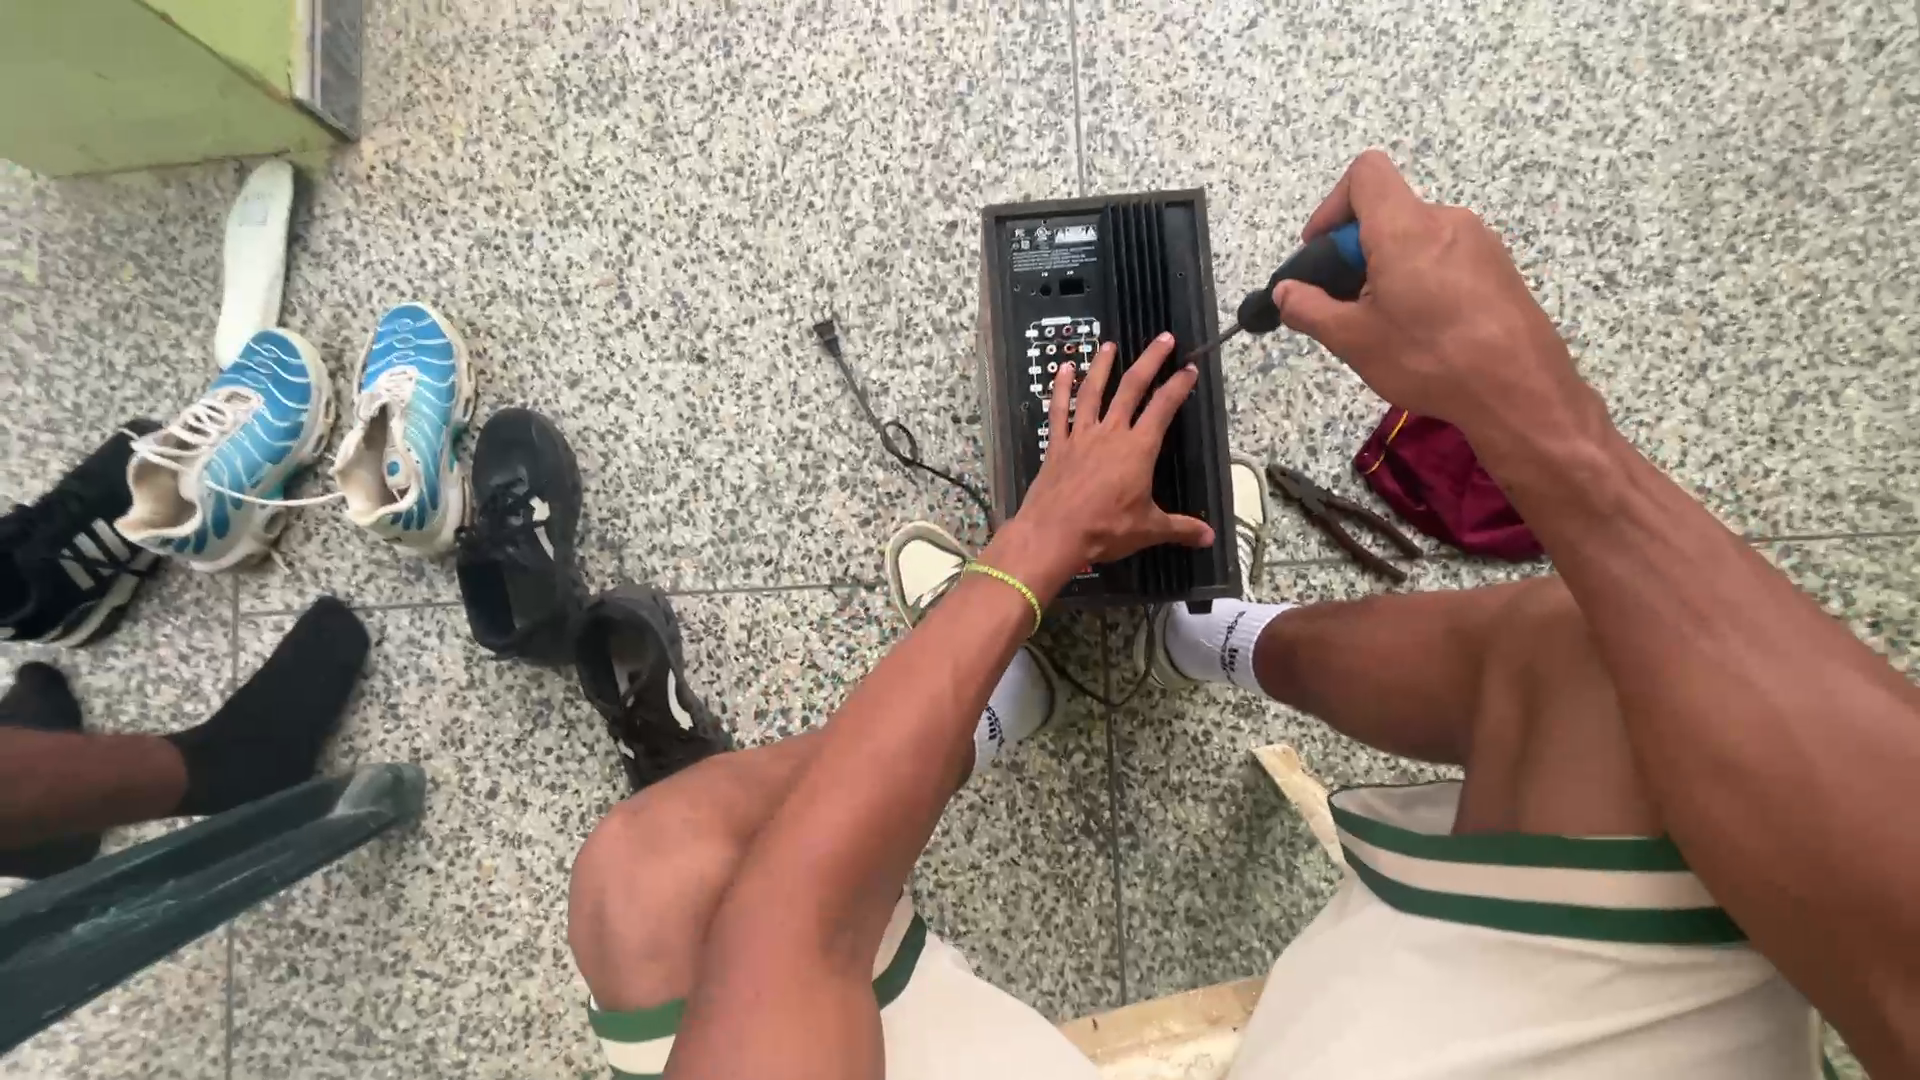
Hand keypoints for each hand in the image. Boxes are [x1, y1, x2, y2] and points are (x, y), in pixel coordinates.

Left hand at [989, 334, 1215, 592]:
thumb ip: (1180, 529)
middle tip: (1163, 339)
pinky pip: (1059, 411)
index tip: (1189, 369)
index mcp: (1138, 449)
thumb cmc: (1104, 530)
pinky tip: (1063, 369)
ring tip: (1109, 344)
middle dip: (1150, 361)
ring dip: (1102, 366)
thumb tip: (1210, 538)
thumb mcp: (1148, 530)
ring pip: (1093, 392)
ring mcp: (1080, 436)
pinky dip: (1061, 389)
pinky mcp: (1056, 446)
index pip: (1164, 408)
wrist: (1053, 534)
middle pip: (1132, 388)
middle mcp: (1110, 433)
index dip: (1179, 386)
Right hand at [1275, 150, 1601, 438]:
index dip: (1330, 207)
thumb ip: (1308, 309)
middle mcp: (1446, 221)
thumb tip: (1285, 292)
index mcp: (1406, 229)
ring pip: (1411, 240)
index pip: (1365, 175)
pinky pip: (1439, 258)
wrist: (1518, 388)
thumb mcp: (1352, 339)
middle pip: (1385, 214)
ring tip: (1376, 325)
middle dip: (1350, 254)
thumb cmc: (1429, 358)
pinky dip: (1413, 280)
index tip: (1318, 254)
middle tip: (1337, 307)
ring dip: (1381, 271)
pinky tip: (1415, 329)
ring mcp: (1477, 242)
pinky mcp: (1494, 267)